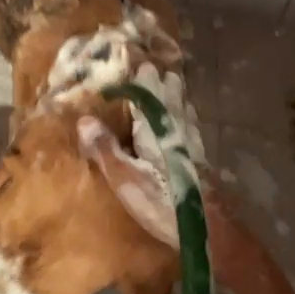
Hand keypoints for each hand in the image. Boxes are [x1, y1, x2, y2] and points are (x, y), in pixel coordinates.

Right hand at [75, 63, 203, 247]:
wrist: (210, 231)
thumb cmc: (163, 203)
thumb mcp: (126, 179)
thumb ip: (106, 149)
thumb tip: (84, 118)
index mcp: (155, 129)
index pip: (147, 94)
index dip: (139, 78)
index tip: (132, 61)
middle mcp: (175, 130)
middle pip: (169, 99)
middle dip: (159, 84)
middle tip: (151, 69)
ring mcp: (192, 144)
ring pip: (182, 111)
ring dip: (175, 97)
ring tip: (171, 86)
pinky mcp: (201, 160)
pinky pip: (190, 127)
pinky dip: (185, 116)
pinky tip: (186, 122)